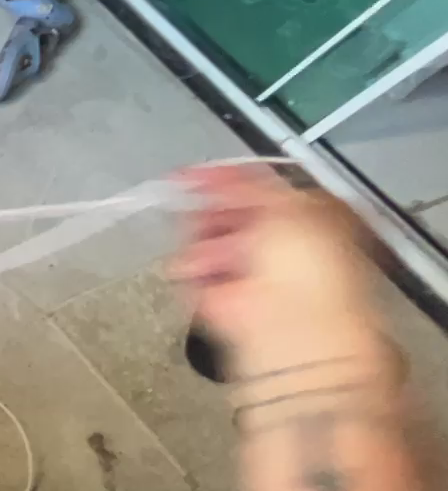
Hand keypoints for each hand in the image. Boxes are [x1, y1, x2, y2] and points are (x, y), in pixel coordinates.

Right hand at [171, 164, 382, 374]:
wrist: (282, 318)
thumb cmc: (303, 268)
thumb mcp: (285, 210)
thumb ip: (248, 187)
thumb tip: (216, 174)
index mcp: (301, 215)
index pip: (255, 188)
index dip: (223, 178)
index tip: (190, 173)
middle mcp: (272, 237)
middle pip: (223, 211)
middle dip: (208, 213)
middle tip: (201, 215)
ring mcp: (240, 261)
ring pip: (200, 236)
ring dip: (199, 242)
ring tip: (209, 255)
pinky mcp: (210, 284)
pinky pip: (187, 264)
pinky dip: (189, 266)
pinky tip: (201, 270)